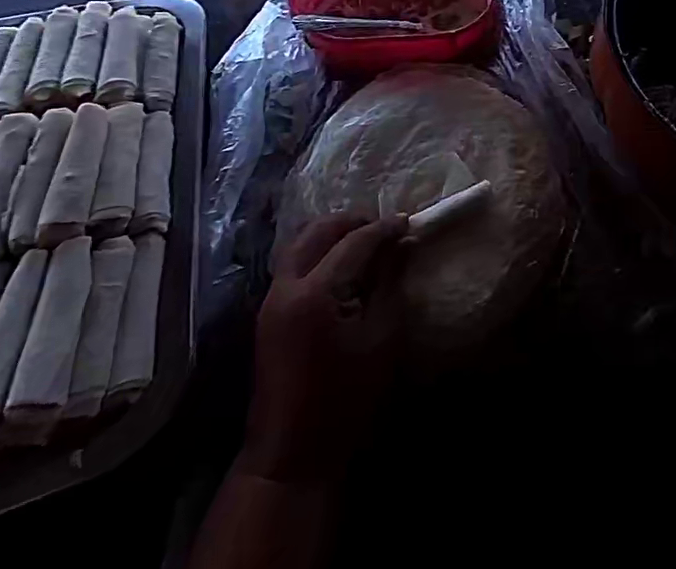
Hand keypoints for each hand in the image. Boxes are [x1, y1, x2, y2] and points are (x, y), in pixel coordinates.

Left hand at [240, 214, 408, 481]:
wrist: (292, 454)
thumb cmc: (345, 403)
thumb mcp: (380, 342)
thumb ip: (390, 287)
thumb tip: (401, 247)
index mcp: (314, 293)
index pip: (352, 244)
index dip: (382, 230)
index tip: (407, 222)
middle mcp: (285, 286)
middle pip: (316, 232)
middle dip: (351, 223)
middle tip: (383, 226)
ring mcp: (271, 299)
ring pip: (298, 245)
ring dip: (330, 235)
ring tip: (363, 239)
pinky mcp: (267, 314)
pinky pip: (291, 265)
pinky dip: (315, 253)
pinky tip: (339, 265)